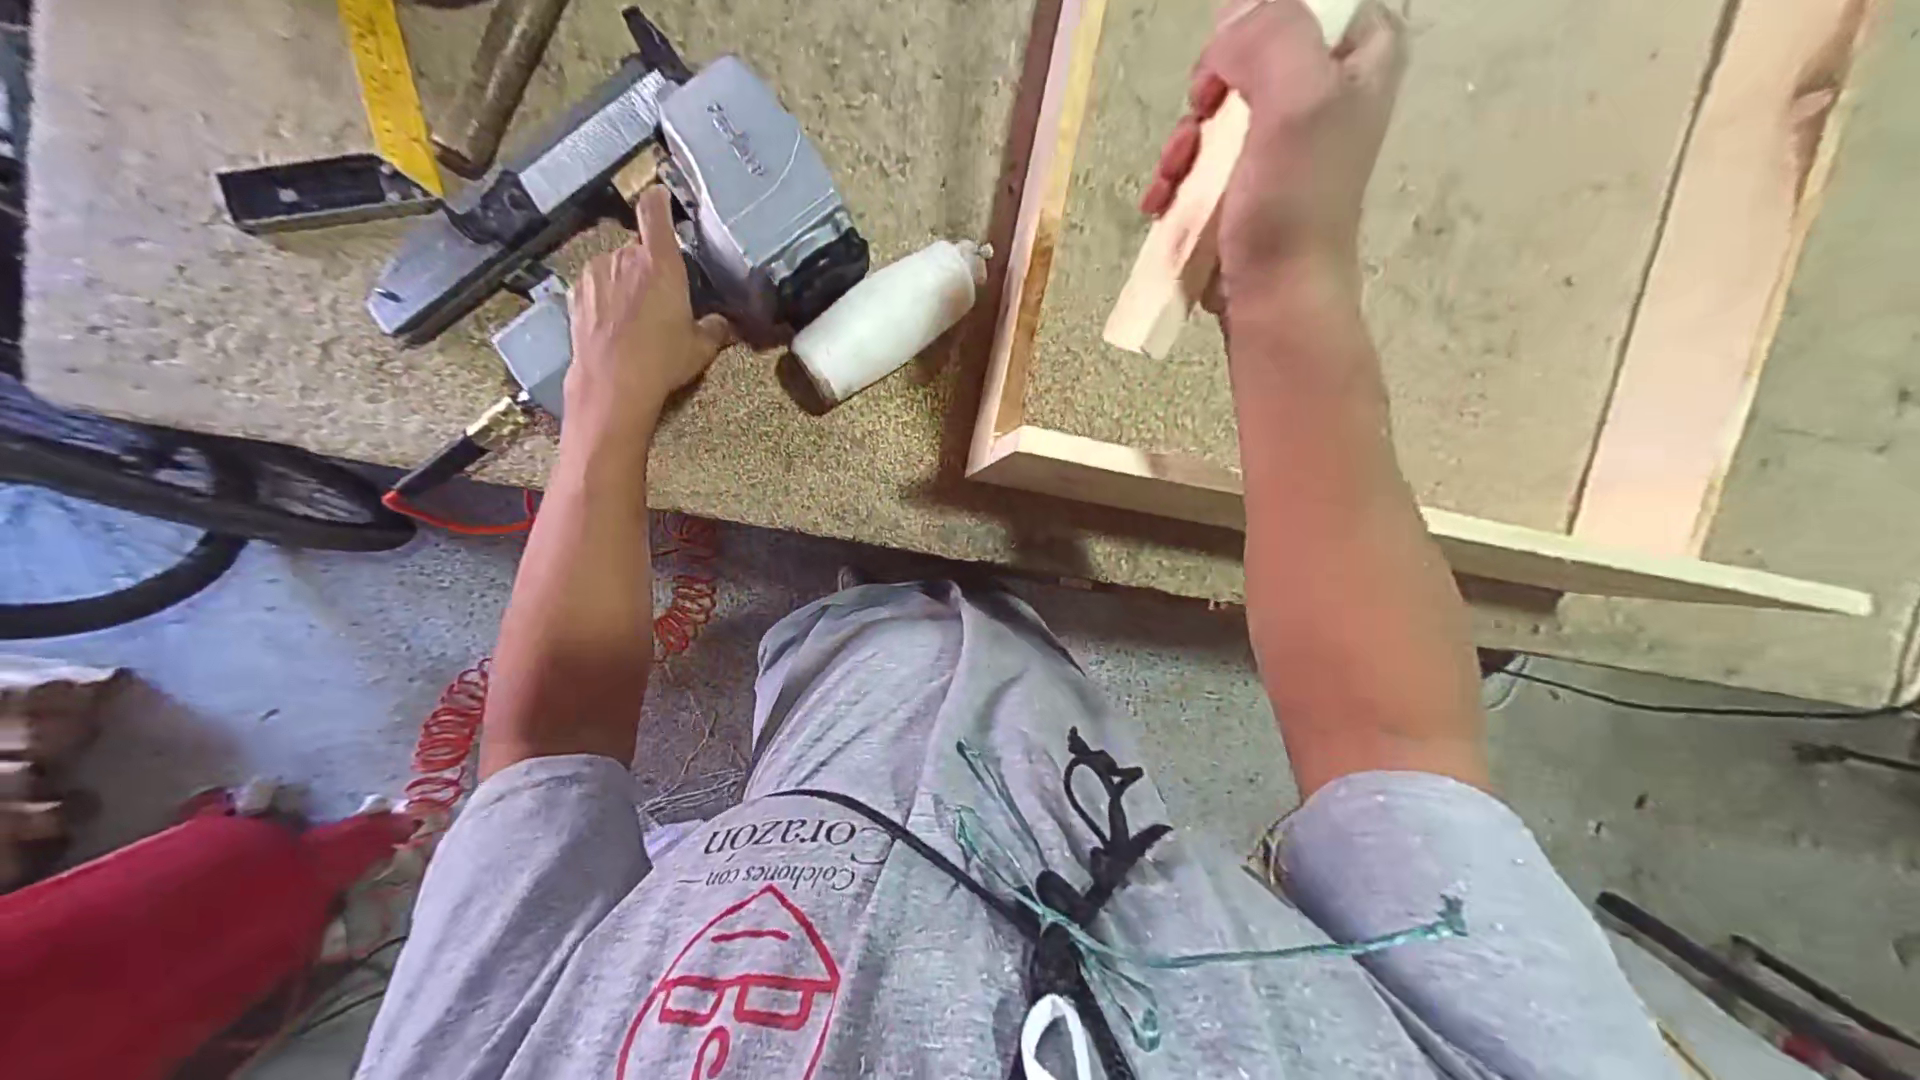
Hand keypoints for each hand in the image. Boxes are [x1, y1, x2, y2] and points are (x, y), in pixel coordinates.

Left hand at [563, 185, 732, 444]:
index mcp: (660, 263)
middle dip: (650, 264)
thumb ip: (716, 328)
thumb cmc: (661, 360)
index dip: (659, 200)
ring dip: (627, 281)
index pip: (655, 210)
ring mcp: (596, 273)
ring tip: (639, 315)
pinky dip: (607, 296)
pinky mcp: (577, 293)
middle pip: (639, 246)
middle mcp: (624, 258)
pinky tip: (617, 324)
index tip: (663, 199)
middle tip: (664, 294)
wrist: (612, 383)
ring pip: (616, 265)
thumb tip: (726, 324)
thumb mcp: (701, 347)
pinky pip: (597, 284)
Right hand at [1144, 0, 1405, 309]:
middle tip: (1196, 121)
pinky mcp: (1248, 188)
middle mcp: (1326, 95)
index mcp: (1361, 58)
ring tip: (1170, 180)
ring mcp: (1283, 147)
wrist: (1273, 295)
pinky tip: (1162, 200)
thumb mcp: (1296, 99)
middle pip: (1252, 56)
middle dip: (1209, 93)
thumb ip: (1269, 35)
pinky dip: (1177, 179)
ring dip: (1182, 144)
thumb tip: (1227, 27)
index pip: (1310, 2)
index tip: (1228, 62)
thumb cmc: (1291, 202)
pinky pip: (1205, 162)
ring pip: (1219, 113)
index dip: (1260, 21)